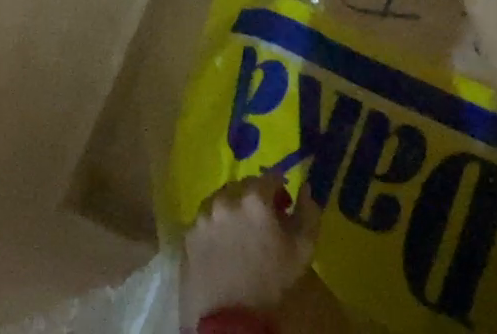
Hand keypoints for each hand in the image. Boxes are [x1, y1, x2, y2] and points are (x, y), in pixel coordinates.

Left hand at [180, 175, 321, 325]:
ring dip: (233, 208)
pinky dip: (215, 225)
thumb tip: (304, 187)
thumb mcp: (303, 249)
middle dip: (255, 197)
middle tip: (262, 221)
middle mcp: (225, 199)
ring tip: (239, 233)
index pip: (270, 177)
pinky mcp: (187, 234)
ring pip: (221, 200)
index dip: (279, 190)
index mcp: (254, 198)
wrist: (230, 321)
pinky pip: (205, 219)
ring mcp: (202, 216)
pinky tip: (222, 246)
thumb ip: (309, 210)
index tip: (283, 206)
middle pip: (243, 186)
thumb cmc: (271, 284)